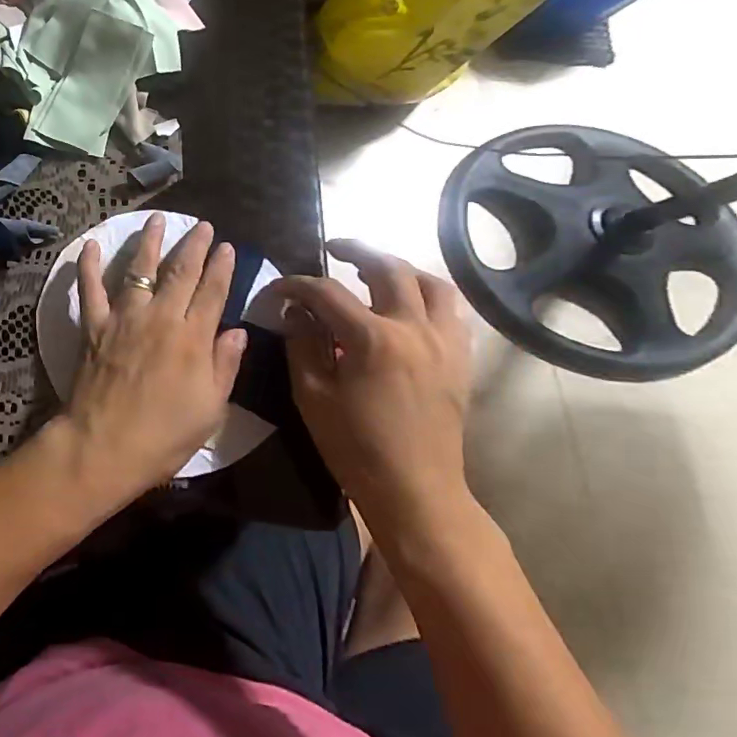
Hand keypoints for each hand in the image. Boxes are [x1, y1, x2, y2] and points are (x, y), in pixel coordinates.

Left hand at [57, 216, 247, 503]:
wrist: (106, 442)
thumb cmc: (166, 434)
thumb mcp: (212, 407)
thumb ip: (225, 365)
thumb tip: (238, 331)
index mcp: (194, 338)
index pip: (213, 292)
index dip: (223, 267)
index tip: (229, 247)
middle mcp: (160, 318)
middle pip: (180, 273)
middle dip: (194, 246)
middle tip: (203, 225)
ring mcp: (124, 318)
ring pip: (139, 270)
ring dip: (150, 243)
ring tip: (157, 220)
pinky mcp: (94, 325)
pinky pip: (90, 289)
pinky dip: (89, 265)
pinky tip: (91, 245)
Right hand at [275, 240, 473, 528]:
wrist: (415, 487)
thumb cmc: (353, 443)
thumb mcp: (311, 393)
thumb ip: (303, 343)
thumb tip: (297, 312)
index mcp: (373, 339)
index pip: (327, 292)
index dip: (296, 285)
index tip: (276, 290)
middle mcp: (415, 330)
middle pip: (389, 270)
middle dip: (356, 252)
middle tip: (331, 249)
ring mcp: (445, 344)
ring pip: (432, 284)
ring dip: (400, 269)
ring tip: (374, 270)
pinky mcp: (460, 360)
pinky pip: (450, 313)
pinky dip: (426, 297)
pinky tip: (405, 307)